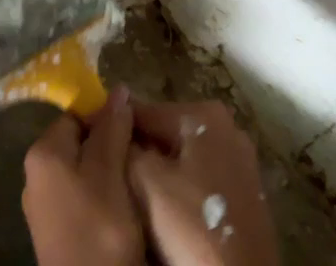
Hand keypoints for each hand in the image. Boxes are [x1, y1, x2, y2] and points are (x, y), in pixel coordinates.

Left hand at [22, 86, 143, 265]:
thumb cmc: (98, 229)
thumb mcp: (110, 173)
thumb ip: (112, 130)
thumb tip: (118, 90)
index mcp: (42, 154)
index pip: (76, 115)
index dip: (107, 117)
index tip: (135, 129)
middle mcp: (35, 175)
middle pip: (79, 142)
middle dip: (109, 145)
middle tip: (139, 155)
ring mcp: (45, 206)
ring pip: (82, 171)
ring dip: (108, 173)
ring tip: (135, 179)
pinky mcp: (57, 231)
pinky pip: (81, 198)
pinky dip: (102, 197)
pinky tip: (121, 206)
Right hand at [127, 101, 278, 265]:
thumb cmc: (192, 225)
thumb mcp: (146, 180)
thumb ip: (126, 145)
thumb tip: (113, 126)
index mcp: (204, 115)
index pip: (143, 110)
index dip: (113, 126)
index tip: (91, 144)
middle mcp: (227, 128)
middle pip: (164, 132)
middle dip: (139, 151)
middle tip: (114, 174)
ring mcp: (239, 160)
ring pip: (181, 157)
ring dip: (158, 172)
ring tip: (135, 193)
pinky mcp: (244, 190)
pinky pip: (198, 177)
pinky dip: (179, 187)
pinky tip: (165, 209)